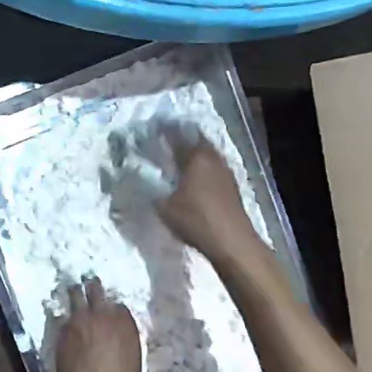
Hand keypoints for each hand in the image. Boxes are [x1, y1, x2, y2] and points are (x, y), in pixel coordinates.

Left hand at [51, 278, 140, 371]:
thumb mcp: (132, 360)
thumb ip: (123, 340)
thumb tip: (115, 337)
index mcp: (124, 322)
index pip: (117, 305)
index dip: (111, 308)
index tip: (108, 311)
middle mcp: (101, 315)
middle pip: (94, 289)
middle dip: (92, 288)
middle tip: (88, 286)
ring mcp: (78, 320)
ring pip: (74, 296)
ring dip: (74, 295)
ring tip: (72, 292)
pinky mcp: (62, 331)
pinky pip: (63, 318)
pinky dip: (66, 320)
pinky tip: (65, 324)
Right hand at [157, 139, 254, 259]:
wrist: (232, 242)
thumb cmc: (196, 220)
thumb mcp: (163, 206)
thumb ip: (150, 187)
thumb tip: (139, 175)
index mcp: (195, 157)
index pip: (177, 135)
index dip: (163, 130)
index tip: (150, 129)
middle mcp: (212, 158)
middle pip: (195, 140)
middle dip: (180, 138)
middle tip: (163, 141)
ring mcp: (225, 171)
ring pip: (206, 154)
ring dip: (192, 153)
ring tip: (176, 158)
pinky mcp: (231, 185)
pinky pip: (212, 167)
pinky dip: (201, 166)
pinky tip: (192, 176)